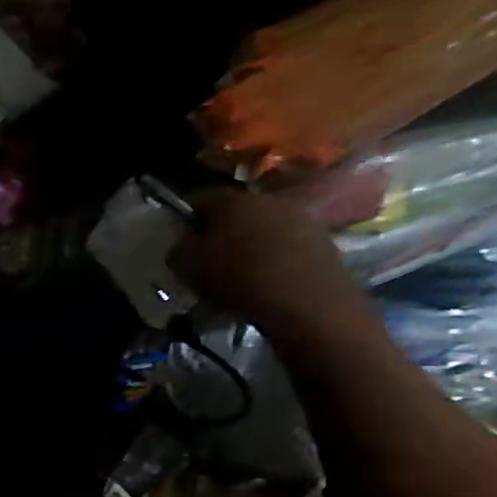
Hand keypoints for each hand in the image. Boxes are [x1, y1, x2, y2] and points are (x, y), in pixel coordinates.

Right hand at [170, 171, 383, 338]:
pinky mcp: (319, 239)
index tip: (178, 235)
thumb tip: (181, 245)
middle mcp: (265, 200)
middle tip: (207, 253)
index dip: (184, 216)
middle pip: (233, 211)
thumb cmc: (236, 276)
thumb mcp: (186, 266)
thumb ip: (177, 250)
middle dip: (219, 229)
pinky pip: (284, 243)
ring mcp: (296, 217)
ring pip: (260, 226)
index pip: (198, 198)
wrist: (303, 298)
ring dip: (247, 242)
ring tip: (237, 268)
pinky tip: (264, 277)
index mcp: (230, 200)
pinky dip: (271, 255)